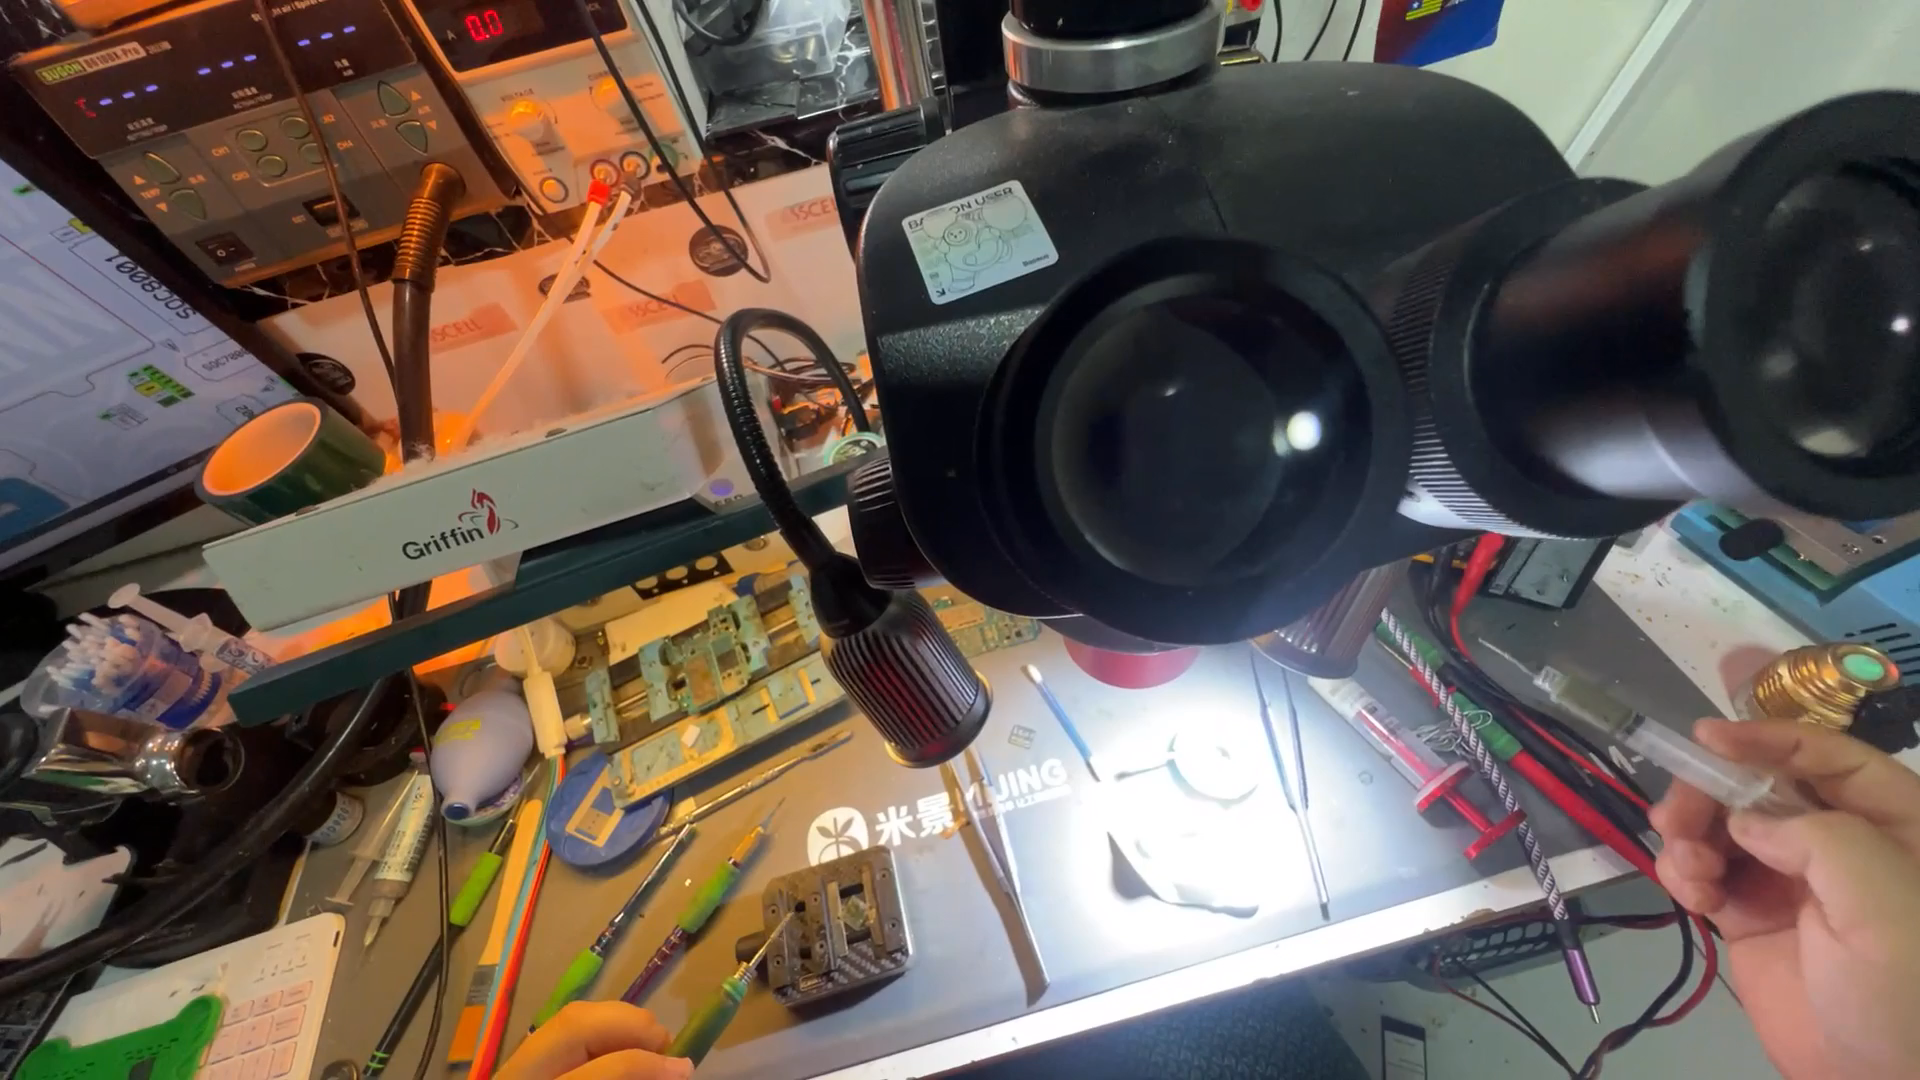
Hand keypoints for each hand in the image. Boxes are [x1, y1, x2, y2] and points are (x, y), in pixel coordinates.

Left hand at [495, 1002, 692, 1079]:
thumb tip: (672, 1073)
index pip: (599, 1073)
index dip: (647, 1066)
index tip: (684, 1071)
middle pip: (574, 1026)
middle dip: (631, 1026)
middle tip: (666, 1048)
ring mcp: (507, 1076)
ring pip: (567, 1020)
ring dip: (618, 1023)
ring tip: (650, 1046)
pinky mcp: (513, 1073)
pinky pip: (562, 1037)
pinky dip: (600, 1035)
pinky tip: (620, 1052)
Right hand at [1650, 718, 1919, 1079]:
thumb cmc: (1911, 999)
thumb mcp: (1888, 912)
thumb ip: (1821, 840)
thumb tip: (1747, 818)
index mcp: (1898, 836)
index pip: (1834, 760)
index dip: (1769, 738)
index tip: (1704, 736)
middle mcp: (1842, 848)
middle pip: (1755, 787)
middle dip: (1706, 796)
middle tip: (1676, 822)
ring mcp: (1791, 880)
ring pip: (1716, 824)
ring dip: (1687, 837)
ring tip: (1689, 873)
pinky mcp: (1748, 911)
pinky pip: (1697, 867)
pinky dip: (1681, 873)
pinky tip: (1690, 897)